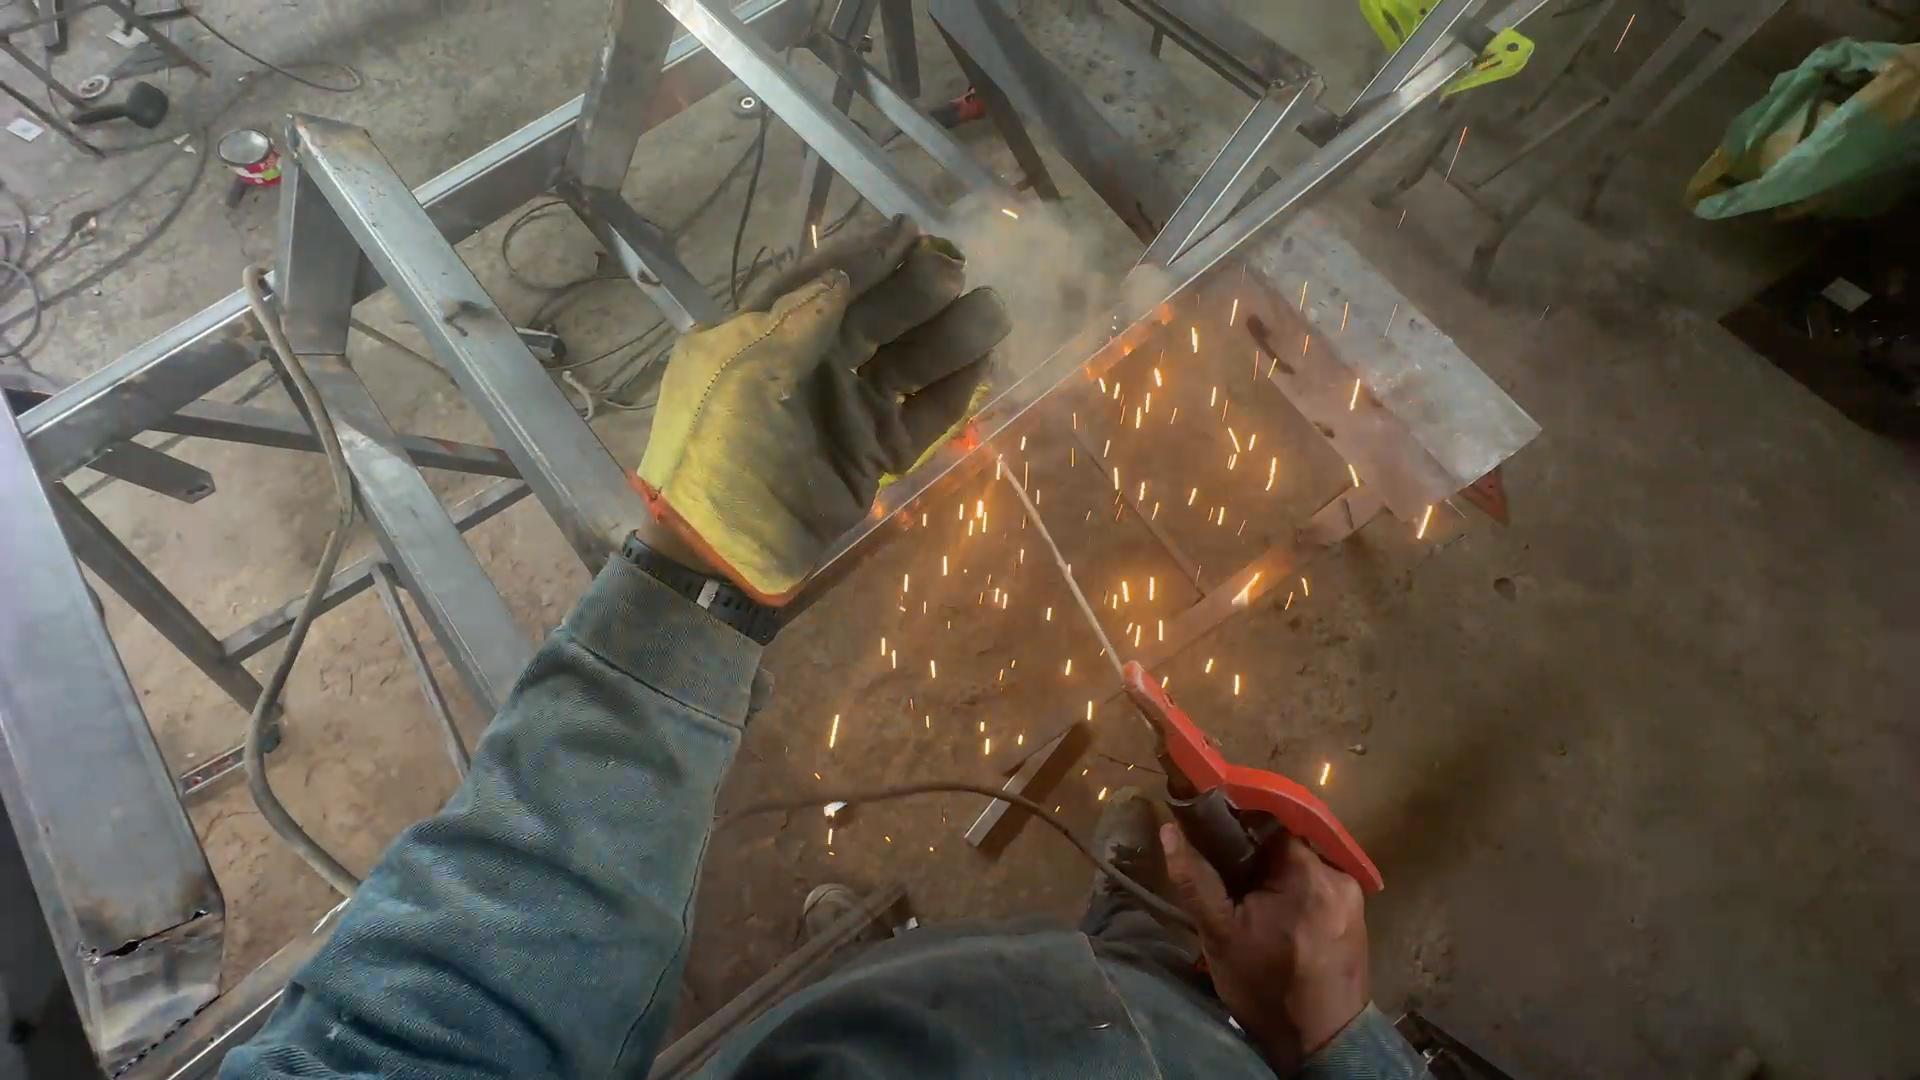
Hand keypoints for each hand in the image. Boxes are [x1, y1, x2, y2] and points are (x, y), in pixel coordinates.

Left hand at [634, 216, 1008, 602]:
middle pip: (875, 316)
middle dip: (915, 291)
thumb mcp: (741, 370)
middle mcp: (813, 365)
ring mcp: (849, 409)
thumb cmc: (720, 448)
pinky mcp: (877, 450)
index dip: (863, 255)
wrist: (728, 543)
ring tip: (992, 309)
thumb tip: (844, 277)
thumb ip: (795, 319)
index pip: (821, 282)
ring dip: (949, 335)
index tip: (908, 230)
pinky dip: (954, 390)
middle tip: (955, 272)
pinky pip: (923, 415)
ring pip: (908, 362)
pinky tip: (985, 362)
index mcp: (769, 336)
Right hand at [1161, 824, 1369, 1071]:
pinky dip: (1293, 884)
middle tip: (1225, 868)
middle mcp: (1338, 875)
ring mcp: (1353, 896)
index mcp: (1308, 873)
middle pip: (1285, 839)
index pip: (1267, 819)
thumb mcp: (1218, 933)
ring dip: (1273, 867)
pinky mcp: (1356, 915)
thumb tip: (1168, 829)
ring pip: (1300, 860)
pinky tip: (1273, 907)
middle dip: (1253, 848)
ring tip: (1246, 889)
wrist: (1319, 1047)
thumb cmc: (1266, 988)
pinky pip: (1316, 881)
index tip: (1210, 835)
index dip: (1235, 823)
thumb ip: (1194, 878)